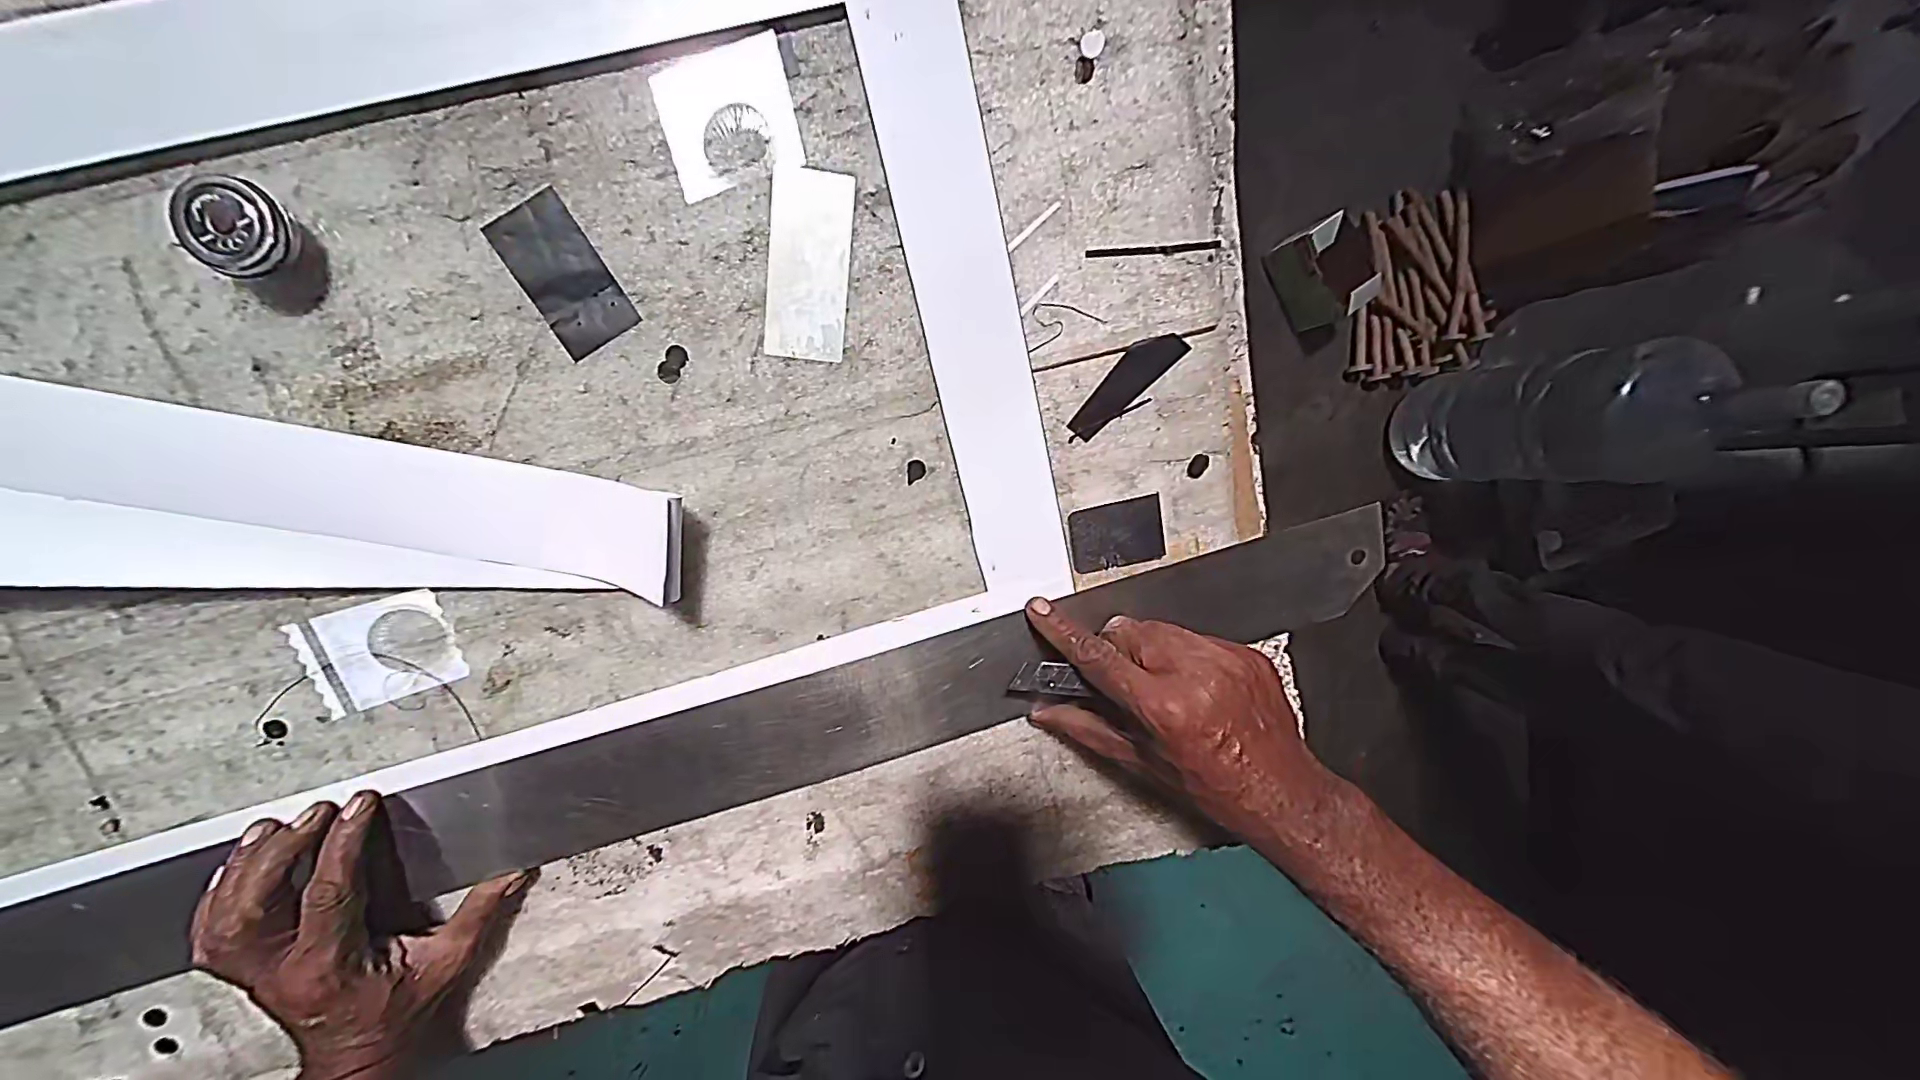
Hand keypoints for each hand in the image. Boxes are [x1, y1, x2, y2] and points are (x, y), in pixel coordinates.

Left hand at [191, 791, 530, 1079]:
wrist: (359, 1056)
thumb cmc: (399, 1014)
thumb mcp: (450, 962)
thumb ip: (481, 913)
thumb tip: (513, 872)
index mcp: (329, 963)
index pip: (327, 893)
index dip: (342, 844)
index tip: (359, 807)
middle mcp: (280, 970)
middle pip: (253, 906)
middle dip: (283, 851)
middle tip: (317, 812)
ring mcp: (256, 973)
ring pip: (223, 919)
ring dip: (246, 867)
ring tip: (274, 828)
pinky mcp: (248, 970)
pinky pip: (211, 933)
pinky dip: (218, 894)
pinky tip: (238, 866)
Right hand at [1023, 598, 1334, 840]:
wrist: (1283, 791)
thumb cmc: (1218, 788)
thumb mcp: (1144, 764)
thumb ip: (1088, 729)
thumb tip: (1048, 711)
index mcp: (1166, 707)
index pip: (1099, 657)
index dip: (1062, 631)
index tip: (1042, 611)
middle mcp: (1197, 674)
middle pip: (1128, 632)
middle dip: (1117, 651)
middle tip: (1128, 686)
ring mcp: (1225, 658)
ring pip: (1159, 628)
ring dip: (1149, 650)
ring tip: (1165, 688)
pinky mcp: (1243, 652)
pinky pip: (1194, 635)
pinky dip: (1182, 654)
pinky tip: (1194, 685)